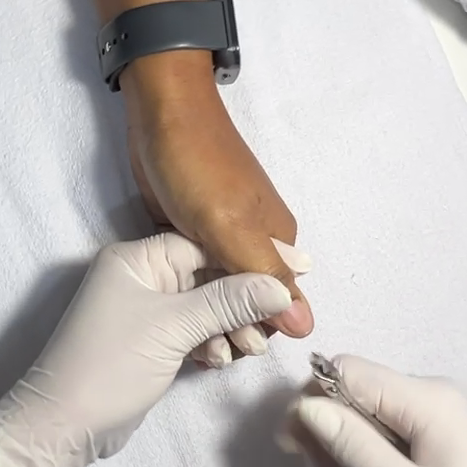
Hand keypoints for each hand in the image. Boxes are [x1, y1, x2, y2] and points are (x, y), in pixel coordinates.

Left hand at [0, 233, 293, 466]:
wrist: (64, 426)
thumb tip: (282, 287)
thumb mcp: (174, 326)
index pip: (205, 245)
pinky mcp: (150, 341)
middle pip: (209, 277)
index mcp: (137, 258)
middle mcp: (141, 276)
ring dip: (230, 327)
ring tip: (248, 351)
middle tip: (273, 327)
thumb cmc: (113, 363)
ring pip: (204, 307)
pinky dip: (210, 342)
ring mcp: (145, 310)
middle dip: (243, 302)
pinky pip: (193, 330)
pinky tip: (218, 360)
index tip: (299, 270)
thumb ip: (229, 301)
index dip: (251, 259)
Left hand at [122, 52, 312, 363]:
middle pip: (245, 302)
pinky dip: (187, 298)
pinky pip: (192, 277)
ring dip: (207, 319)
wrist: (159, 112)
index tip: (232, 354)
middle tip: (209, 355)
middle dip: (231, 329)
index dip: (255, 331)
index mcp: (274, 241)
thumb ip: (261, 275)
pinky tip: (175, 319)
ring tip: (192, 347)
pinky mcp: (187, 232)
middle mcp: (251, 242)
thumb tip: (307, 328)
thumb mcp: (230, 226)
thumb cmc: (197, 168)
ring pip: (216, 292)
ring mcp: (216, 238)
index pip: (273, 304)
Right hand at [291, 356, 466, 466]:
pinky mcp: (433, 437)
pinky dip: (360, 465)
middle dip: (324, 440)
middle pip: (348, 396)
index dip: (311, 403)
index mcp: (426, 399)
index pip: (344, 371)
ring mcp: (431, 416)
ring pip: (359, 419)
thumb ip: (358, 449)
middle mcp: (427, 395)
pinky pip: (380, 436)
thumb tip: (305, 406)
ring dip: (338, 459)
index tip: (294, 451)